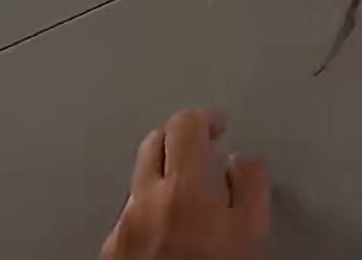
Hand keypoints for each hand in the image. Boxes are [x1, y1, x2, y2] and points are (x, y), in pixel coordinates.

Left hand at [101, 108, 270, 259]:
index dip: (206, 116)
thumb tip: (242, 162)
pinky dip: (150, 210)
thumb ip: (253, 181)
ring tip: (192, 199)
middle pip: (153, 142)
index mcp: (181, 187)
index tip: (219, 125)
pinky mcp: (108, 259)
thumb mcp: (254, 229)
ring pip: (139, 181)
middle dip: (180, 138)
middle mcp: (142, 205)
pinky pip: (130, 216)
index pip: (184, 123)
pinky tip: (171, 231)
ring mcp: (119, 234)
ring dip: (164, 176)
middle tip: (204, 150)